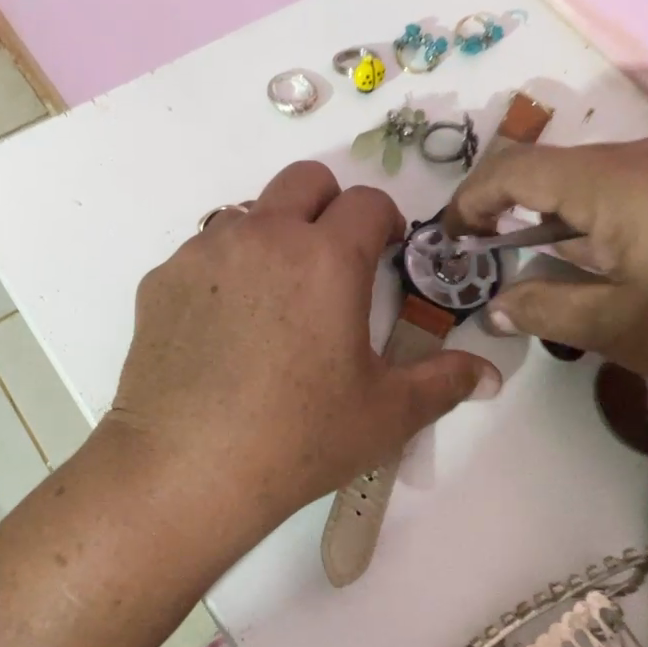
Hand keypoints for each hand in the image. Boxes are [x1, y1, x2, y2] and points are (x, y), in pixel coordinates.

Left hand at [101, 161, 497, 530]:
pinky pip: (202, 253)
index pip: (366, 201)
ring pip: (249, 212)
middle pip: (304, 179)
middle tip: (332, 259)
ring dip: (271, 236)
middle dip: (328, 205)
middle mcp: (263, 235)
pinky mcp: (161, 278)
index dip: (383, 221)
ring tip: (273, 299)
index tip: (383, 252)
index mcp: (325, 256)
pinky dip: (222, 272)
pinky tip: (222, 330)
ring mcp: (204, 252)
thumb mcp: (385, 415)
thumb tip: (486, 374)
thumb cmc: (297, 438)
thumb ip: (442, 382)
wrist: (185, 467)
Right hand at [446, 132, 647, 413]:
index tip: (451, 242)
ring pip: (597, 176)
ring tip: (565, 272)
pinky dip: (606, 214)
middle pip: (554, 169)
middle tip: (502, 267)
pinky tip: (626, 261)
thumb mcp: (623, 330)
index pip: (513, 169)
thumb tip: (495, 304)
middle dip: (515, 214)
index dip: (470, 202)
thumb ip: (544, 307)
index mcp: (617, 181)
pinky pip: (639, 182)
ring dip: (563, 217)